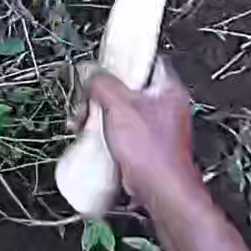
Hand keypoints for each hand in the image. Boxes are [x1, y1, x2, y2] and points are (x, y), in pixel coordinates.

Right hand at [87, 59, 206, 218]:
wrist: (159, 190)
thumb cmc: (149, 150)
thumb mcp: (120, 106)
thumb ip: (103, 83)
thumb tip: (90, 73)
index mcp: (167, 89)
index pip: (143, 62)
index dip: (120, 61)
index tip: (100, 66)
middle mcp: (164, 104)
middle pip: (125, 86)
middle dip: (100, 94)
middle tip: (88, 101)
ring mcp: (154, 124)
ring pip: (119, 107)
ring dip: (97, 112)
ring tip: (84, 121)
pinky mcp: (143, 141)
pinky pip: (118, 125)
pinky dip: (103, 127)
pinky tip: (90, 134)